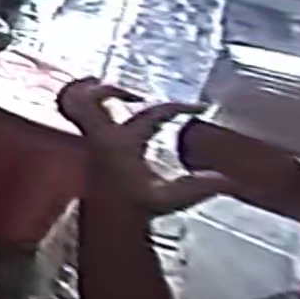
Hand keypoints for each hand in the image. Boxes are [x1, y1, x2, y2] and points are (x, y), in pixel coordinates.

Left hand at [58, 78, 232, 214]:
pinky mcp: (84, 139)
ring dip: (88, 90)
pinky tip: (103, 103)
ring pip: (72, 100)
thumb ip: (198, 187)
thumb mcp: (172, 197)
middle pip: (89, 98)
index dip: (173, 108)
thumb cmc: (137, 202)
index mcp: (121, 143)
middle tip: (137, 95)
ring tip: (113, 89)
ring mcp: (87, 134)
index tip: (197, 107)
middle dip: (110, 89)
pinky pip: (72, 110)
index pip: (148, 117)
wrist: (107, 209)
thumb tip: (227, 179)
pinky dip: (80, 99)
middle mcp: (98, 134)